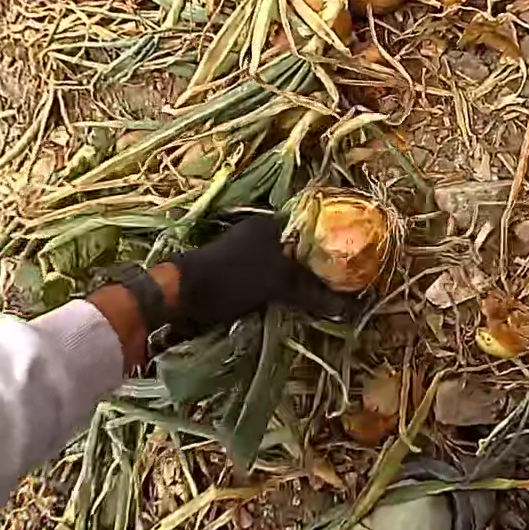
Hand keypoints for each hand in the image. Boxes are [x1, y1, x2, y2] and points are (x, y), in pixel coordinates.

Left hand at [167, 214, 353, 332]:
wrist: (182, 292)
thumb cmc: (233, 277)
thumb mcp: (278, 285)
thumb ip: (312, 293)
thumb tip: (346, 306)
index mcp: (271, 223)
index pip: (311, 228)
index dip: (330, 244)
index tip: (346, 262)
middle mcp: (259, 230)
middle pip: (298, 247)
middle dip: (314, 264)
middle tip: (335, 281)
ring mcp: (245, 248)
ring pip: (282, 261)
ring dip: (297, 277)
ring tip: (318, 293)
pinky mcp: (235, 266)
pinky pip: (268, 272)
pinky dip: (280, 284)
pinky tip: (291, 298)